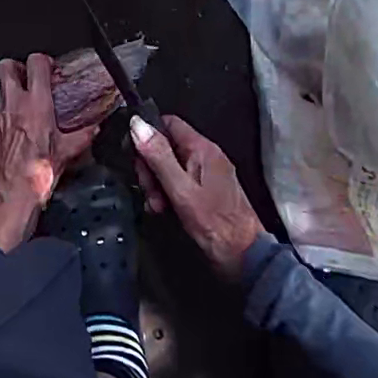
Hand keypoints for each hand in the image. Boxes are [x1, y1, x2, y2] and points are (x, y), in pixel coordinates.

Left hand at [0, 54, 100, 251]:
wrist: (10, 196)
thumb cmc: (36, 175)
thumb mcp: (68, 153)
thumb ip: (83, 135)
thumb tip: (94, 128)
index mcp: (35, 105)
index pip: (34, 63)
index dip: (42, 60)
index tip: (49, 67)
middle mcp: (13, 106)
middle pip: (5, 66)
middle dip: (16, 65)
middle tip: (28, 74)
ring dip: (10, 89)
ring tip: (25, 101)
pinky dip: (6, 112)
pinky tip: (17, 126)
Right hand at [131, 114, 263, 278]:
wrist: (242, 255)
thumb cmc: (214, 223)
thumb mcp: (179, 188)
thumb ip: (158, 156)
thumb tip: (138, 125)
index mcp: (202, 149)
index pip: (168, 123)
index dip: (147, 135)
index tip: (135, 155)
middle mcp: (206, 156)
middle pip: (165, 146)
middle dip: (150, 166)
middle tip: (148, 188)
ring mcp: (206, 173)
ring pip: (168, 166)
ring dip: (155, 183)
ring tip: (157, 204)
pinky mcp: (205, 189)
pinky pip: (177, 181)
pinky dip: (166, 193)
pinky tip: (163, 208)